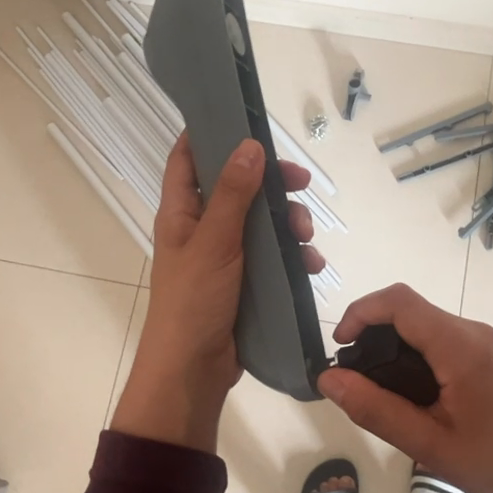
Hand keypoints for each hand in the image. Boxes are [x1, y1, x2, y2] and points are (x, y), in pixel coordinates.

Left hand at [111, 134, 324, 452]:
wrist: (191, 373)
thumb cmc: (193, 301)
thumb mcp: (214, 242)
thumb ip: (233, 194)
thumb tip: (248, 144)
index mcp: (181, 214)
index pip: (187, 160)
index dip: (207, 135)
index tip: (239, 119)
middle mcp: (200, 229)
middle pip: (236, 188)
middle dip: (270, 184)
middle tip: (301, 183)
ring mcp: (222, 257)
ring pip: (260, 223)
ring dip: (288, 224)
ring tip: (306, 239)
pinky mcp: (243, 283)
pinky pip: (271, 258)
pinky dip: (292, 257)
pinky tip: (311, 266)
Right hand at [317, 284, 492, 492]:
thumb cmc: (491, 466)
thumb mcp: (426, 443)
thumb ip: (374, 409)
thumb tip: (328, 378)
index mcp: (460, 347)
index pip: (400, 302)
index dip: (361, 312)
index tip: (339, 346)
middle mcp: (471, 332)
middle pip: (408, 308)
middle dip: (371, 329)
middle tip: (351, 375)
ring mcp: (480, 342)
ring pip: (421, 322)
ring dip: (389, 341)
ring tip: (372, 386)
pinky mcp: (482, 355)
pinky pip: (436, 337)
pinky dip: (409, 351)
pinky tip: (402, 391)